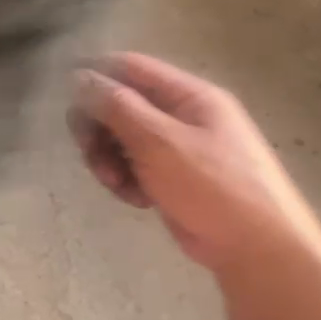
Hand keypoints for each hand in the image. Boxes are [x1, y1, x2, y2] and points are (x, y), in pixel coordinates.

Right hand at [70, 52, 320, 275]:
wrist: (260, 253)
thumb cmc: (214, 187)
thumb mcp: (159, 141)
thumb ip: (116, 104)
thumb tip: (79, 76)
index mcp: (189, 96)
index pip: (128, 66)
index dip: (92, 73)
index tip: (59, 93)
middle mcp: (182, 114)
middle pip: (117, 103)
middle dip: (96, 128)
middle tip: (88, 152)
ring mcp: (177, 146)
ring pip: (118, 136)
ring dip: (105, 158)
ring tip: (116, 184)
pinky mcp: (171, 174)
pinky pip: (130, 163)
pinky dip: (124, 178)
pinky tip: (135, 198)